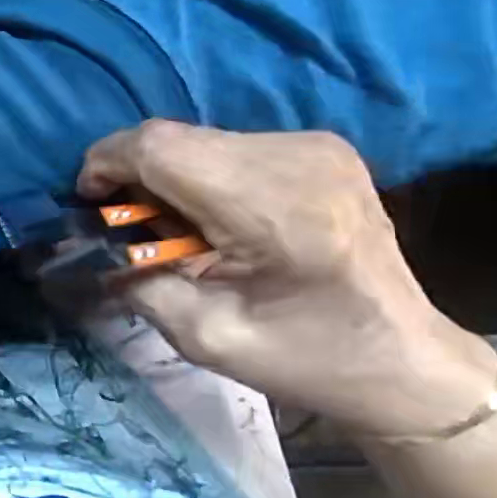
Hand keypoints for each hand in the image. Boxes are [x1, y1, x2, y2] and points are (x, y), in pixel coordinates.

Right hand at [77, 121, 496, 439]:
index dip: (109, 162)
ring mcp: (315, 143)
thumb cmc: (310, 360)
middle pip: (178, 137)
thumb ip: (140, 284)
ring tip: (177, 228)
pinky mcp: (321, 144)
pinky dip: (204, 172)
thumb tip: (92, 245)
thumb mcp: (208, 340)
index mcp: (275, 208)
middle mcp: (297, 156)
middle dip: (136, 173)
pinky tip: (217, 215)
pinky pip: (232, 143)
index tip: (89, 199)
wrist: (407, 359)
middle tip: (129, 224)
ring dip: (171, 174)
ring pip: (201, 137)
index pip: (163, 148)